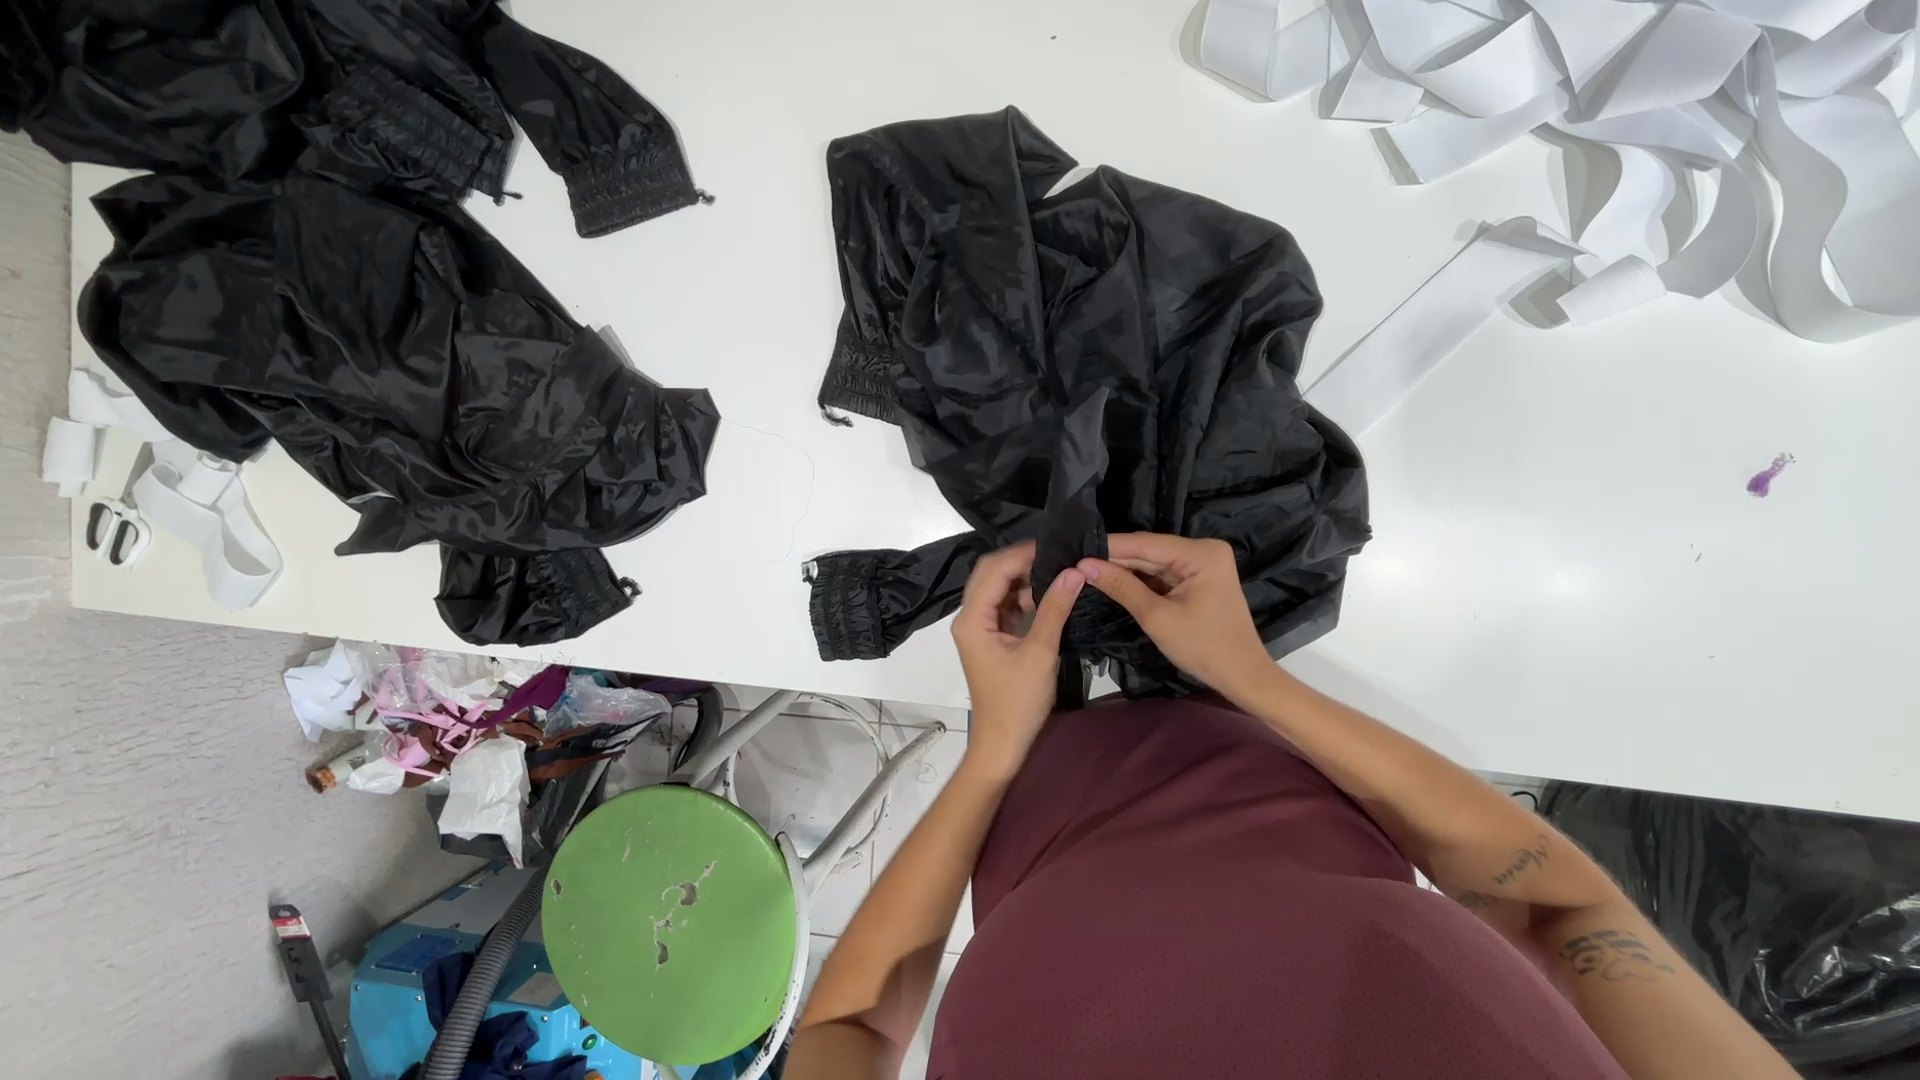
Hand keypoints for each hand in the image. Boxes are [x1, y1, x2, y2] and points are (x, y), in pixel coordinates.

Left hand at [951, 541, 1084, 779]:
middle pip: (992, 574)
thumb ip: (1054, 609)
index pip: (994, 570)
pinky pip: (1004, 607)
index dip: (1023, 554)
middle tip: (1058, 554)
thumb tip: (1075, 571)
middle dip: (1023, 562)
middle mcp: (968, 619)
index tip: (1056, 545)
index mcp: (972, 620)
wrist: (1003, 743)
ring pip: (998, 589)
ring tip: (1058, 571)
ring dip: (1024, 579)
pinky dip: (1024, 597)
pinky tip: (1048, 595)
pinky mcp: (990, 639)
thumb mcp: (1040, 653)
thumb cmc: (1018, 702)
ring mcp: (978, 629)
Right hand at [1077, 533, 1275, 697]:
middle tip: (1077, 564)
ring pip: (1154, 562)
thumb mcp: (1156, 617)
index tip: (1076, 552)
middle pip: (1150, 551)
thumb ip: (1121, 587)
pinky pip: (1163, 573)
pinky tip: (1113, 581)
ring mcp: (1203, 563)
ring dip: (1125, 570)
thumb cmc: (1203, 647)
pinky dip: (1141, 580)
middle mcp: (1204, 550)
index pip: (1146, 544)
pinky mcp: (1199, 577)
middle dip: (1115, 559)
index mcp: (1201, 554)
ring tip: (1087, 571)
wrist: (1241, 674)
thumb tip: (1084, 566)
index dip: (1109, 548)